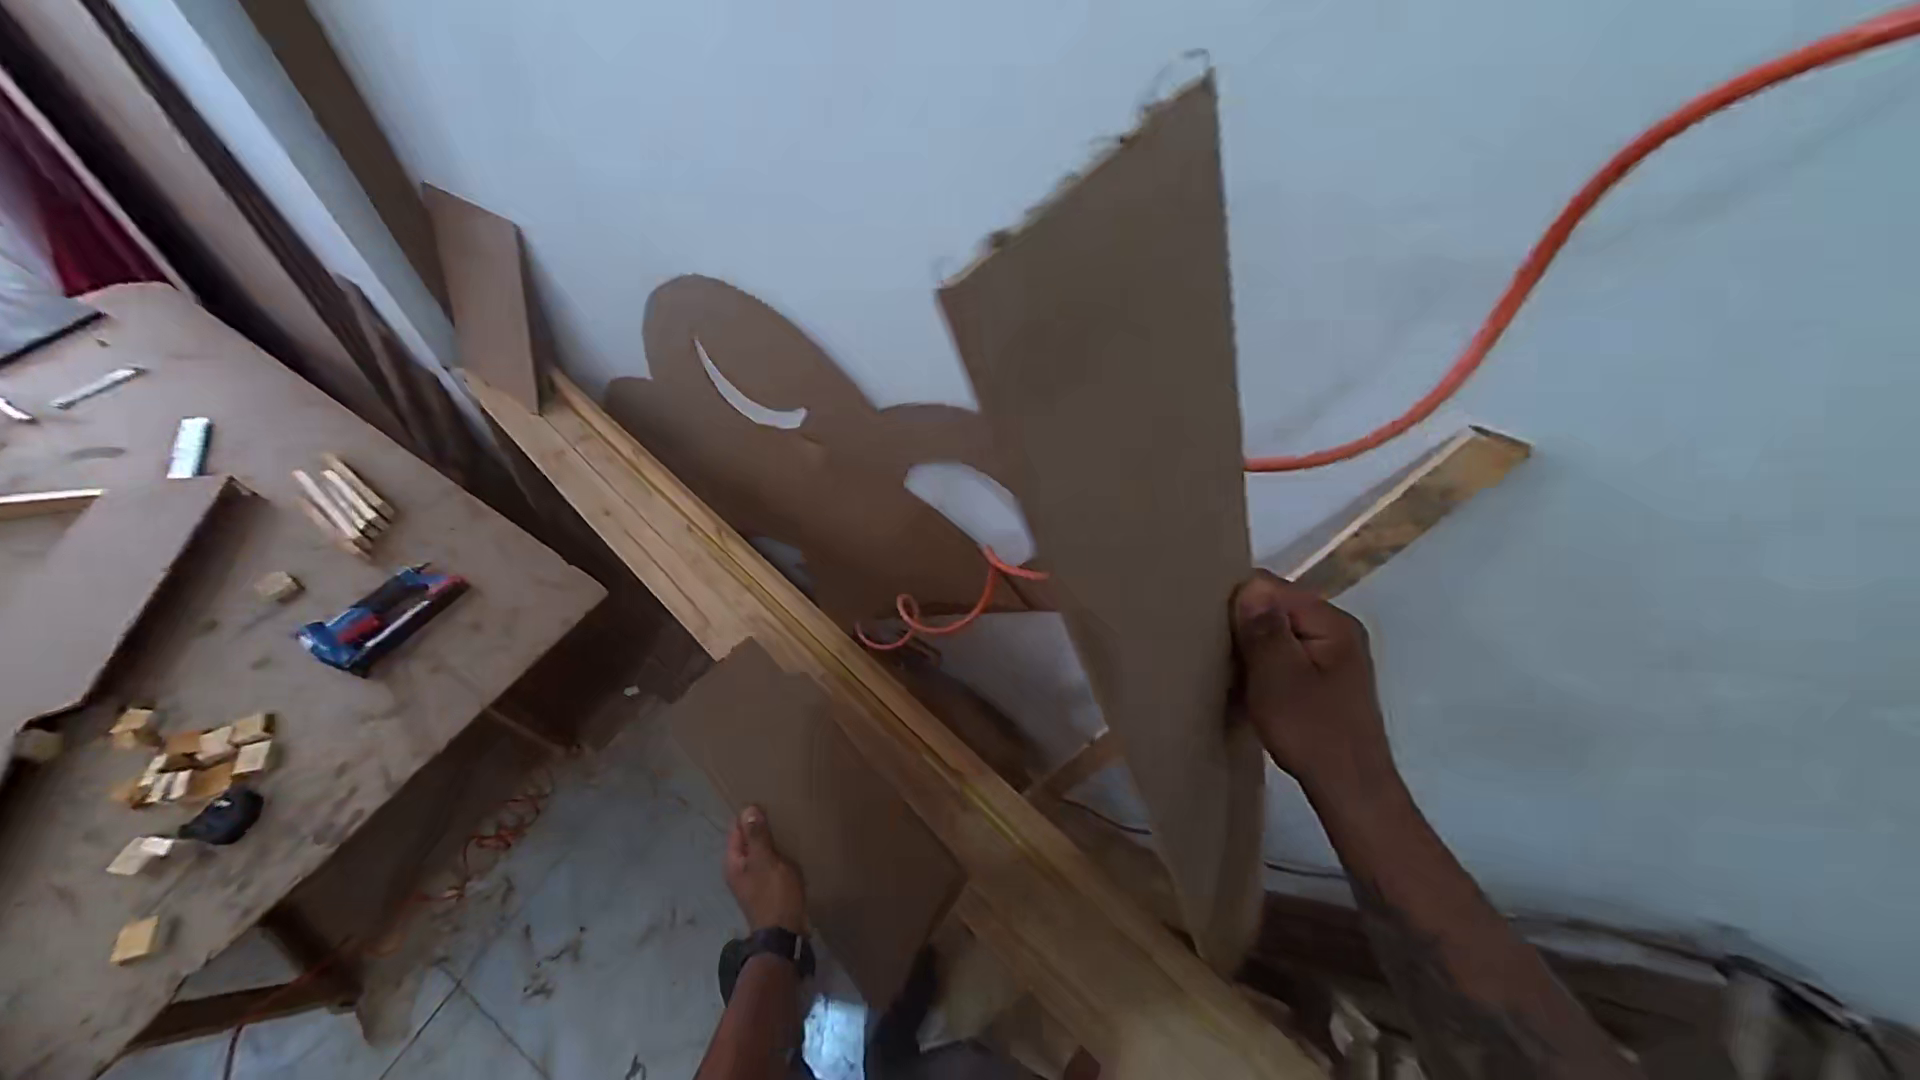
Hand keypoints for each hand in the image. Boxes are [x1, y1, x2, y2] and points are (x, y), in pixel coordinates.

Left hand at [724, 805, 805, 933]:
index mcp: (733, 862)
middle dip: (760, 826)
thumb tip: (748, 809)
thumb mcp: (765, 861)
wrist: (784, 932)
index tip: (767, 800)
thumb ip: (756, 836)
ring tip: (787, 823)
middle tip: (780, 809)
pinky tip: (790, 846)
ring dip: (770, 839)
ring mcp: (752, 878)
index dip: (749, 815)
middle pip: (747, 839)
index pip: (736, 829)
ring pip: (759, 850)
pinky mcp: (765, 885)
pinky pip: (768, 861)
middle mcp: (738, 869)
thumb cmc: (773, 893)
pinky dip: (776, 852)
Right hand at [1231, 571, 1397, 801]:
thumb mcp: (1278, 677)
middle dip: (1243, 623)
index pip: (1273, 588)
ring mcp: (1333, 655)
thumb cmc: (1311, 731)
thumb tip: (1248, 588)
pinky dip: (1263, 664)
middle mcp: (1336, 631)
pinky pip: (1285, 655)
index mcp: (1331, 622)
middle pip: (1276, 608)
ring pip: (1278, 633)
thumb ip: (1263, 630)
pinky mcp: (1325, 678)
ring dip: (1251, 647)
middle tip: (1214, 649)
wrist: (1350, 789)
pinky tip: (1247, 684)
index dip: (1238, 601)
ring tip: (1226, 667)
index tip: (1210, 625)